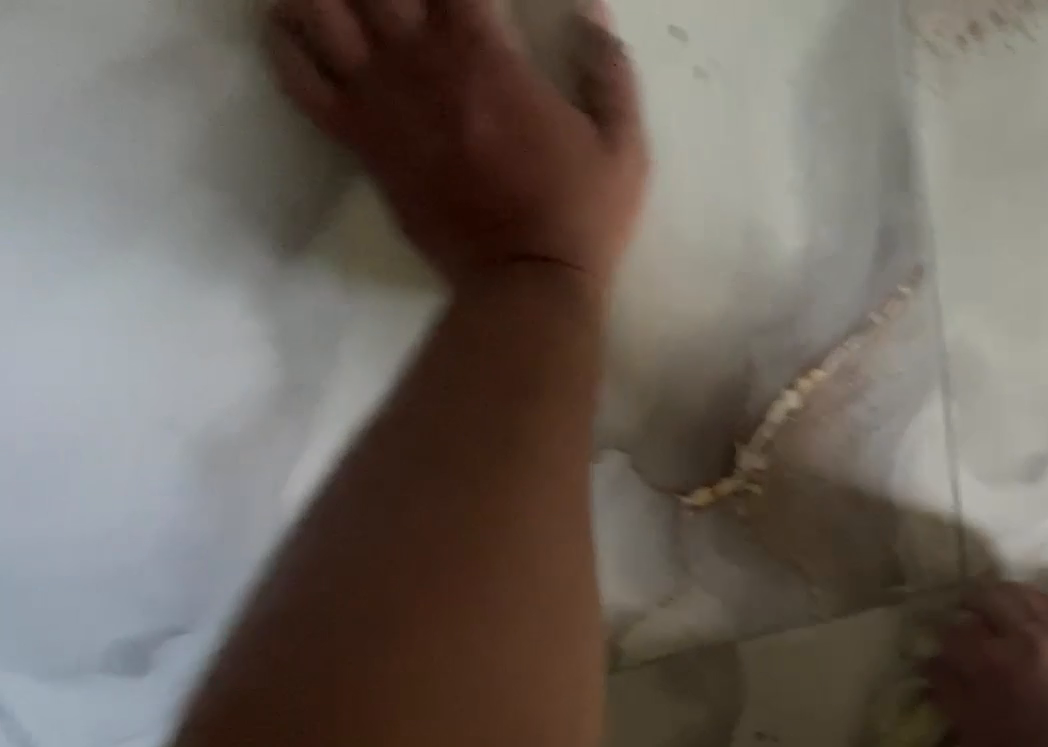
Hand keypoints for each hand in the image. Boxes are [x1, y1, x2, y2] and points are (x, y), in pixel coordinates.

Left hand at [267, 0, 648, 289]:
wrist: (530, 281)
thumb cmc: (582, 216)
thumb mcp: (624, 150)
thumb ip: (610, 75)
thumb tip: (594, 12)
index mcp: (486, 57)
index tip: (479, 0)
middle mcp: (419, 61)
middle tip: (420, 4)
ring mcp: (379, 98)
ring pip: (318, 6)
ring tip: (361, 6)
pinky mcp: (358, 139)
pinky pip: (294, 69)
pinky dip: (288, 37)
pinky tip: (307, 32)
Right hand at [924, 584, 1047, 746]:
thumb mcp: (968, 725)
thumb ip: (947, 689)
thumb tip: (930, 662)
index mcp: (988, 661)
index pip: (956, 630)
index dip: (943, 632)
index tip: (941, 638)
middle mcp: (1019, 636)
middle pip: (988, 597)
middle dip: (969, 600)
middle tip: (962, 608)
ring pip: (1020, 593)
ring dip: (1000, 592)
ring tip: (991, 600)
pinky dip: (1033, 597)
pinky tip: (1024, 603)